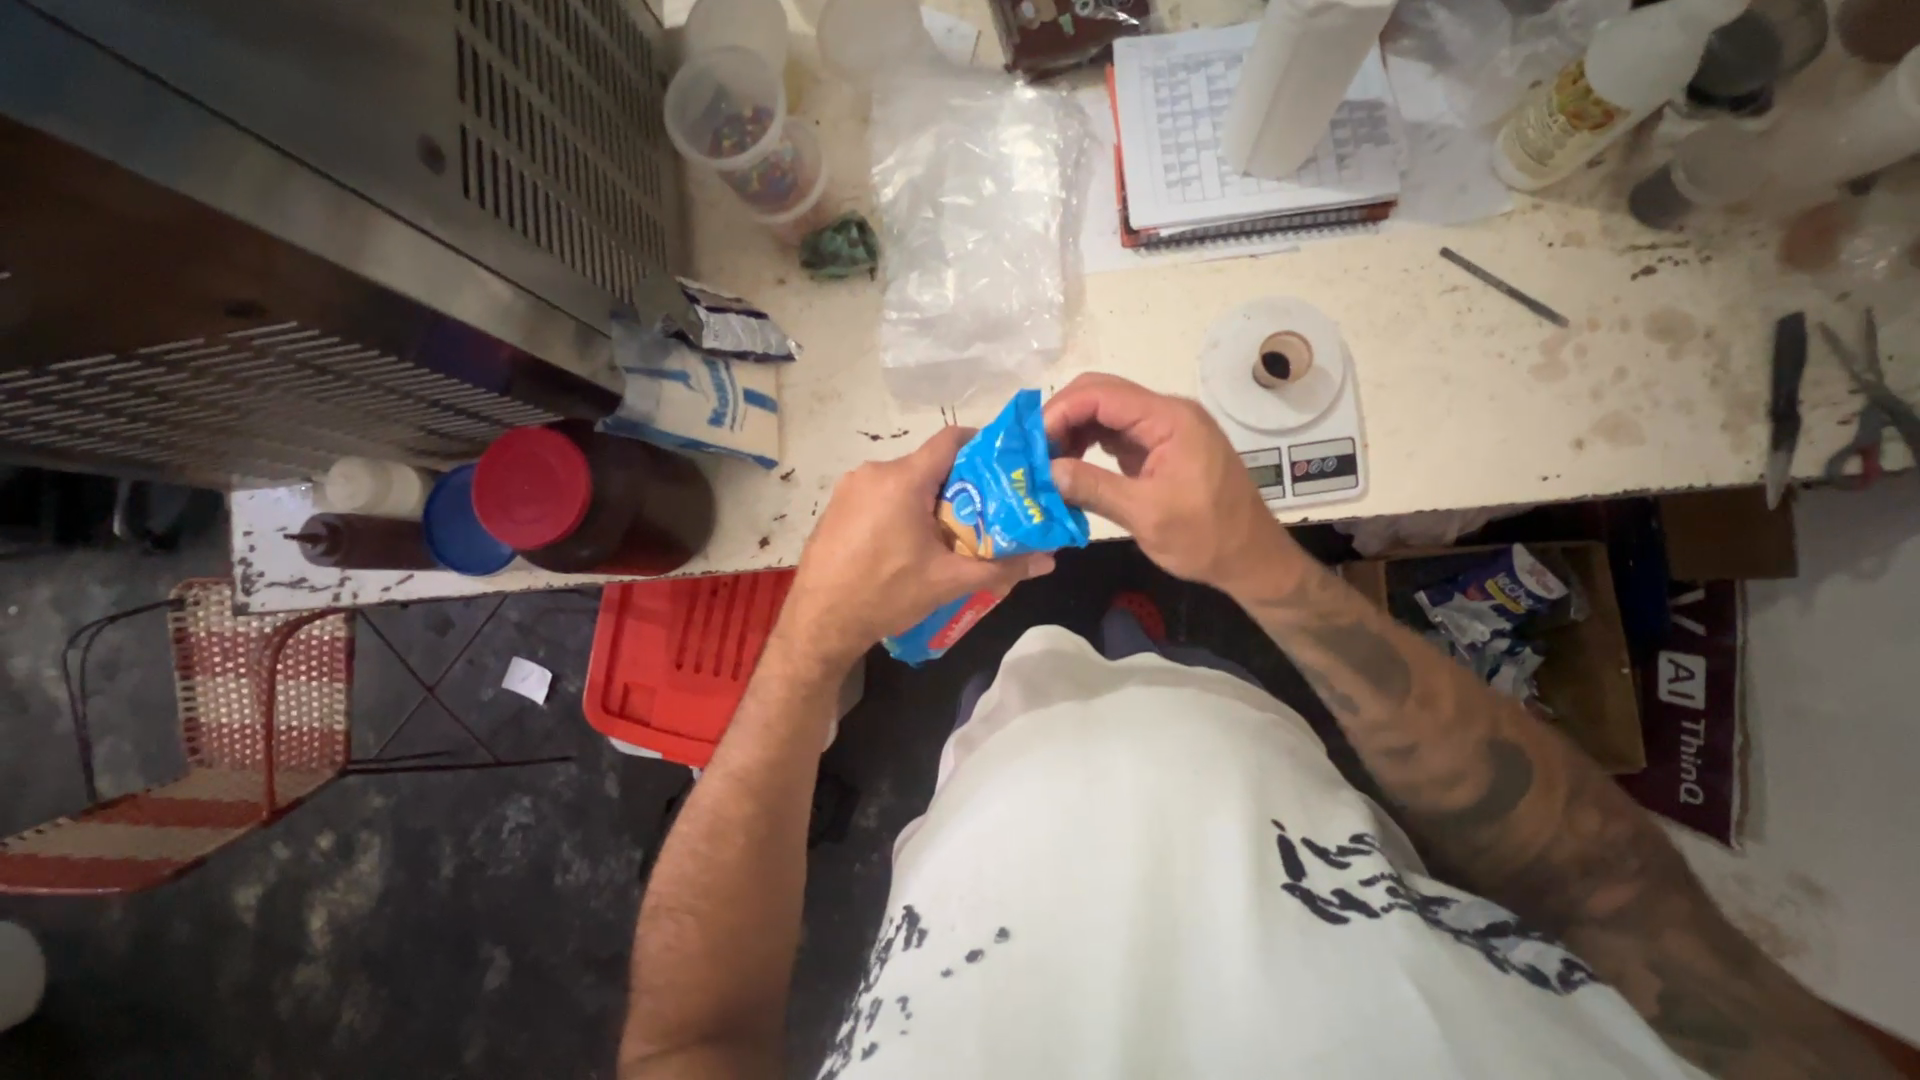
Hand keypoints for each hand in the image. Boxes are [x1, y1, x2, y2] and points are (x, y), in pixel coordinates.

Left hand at [778, 427, 1054, 668]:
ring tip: (947, 536)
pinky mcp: (834, 507)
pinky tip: (906, 545)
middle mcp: (874, 472)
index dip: (982, 447)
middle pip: (928, 464)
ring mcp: (849, 488)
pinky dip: (899, 510)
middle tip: (982, 515)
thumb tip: (1048, 559)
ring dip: (928, 501)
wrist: (818, 623)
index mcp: (903, 479)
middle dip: (958, 486)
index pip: (951, 439)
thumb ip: (1001, 566)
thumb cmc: (885, 595)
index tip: (1003, 470)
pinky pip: (878, 496)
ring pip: (903, 481)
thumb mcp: (948, 581)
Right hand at [1044, 373, 1295, 591]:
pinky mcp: (1160, 449)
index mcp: (1170, 419)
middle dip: (1062, 417)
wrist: (1251, 558)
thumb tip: (1045, 471)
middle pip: (1102, 395)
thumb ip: (1093, 488)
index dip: (1060, 412)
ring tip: (1044, 463)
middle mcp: (1167, 413)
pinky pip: (1117, 435)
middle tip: (1031, 451)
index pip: (1102, 395)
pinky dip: (1089, 447)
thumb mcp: (1146, 515)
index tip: (1031, 444)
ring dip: (1072, 432)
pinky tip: (1068, 468)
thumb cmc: (1206, 538)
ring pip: (1106, 413)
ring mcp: (1164, 430)